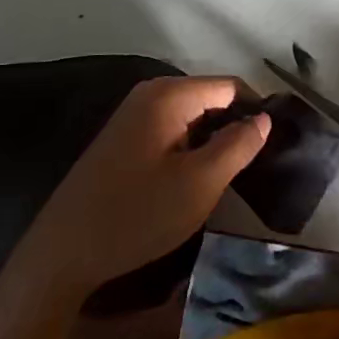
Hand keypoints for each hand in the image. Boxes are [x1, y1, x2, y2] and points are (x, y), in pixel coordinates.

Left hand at [19, 76, 270, 298]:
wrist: (64, 251)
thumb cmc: (137, 215)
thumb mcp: (200, 184)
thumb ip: (238, 145)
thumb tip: (264, 118)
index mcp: (169, 94)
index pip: (230, 87)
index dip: (256, 112)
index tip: (274, 147)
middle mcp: (150, 93)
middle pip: (210, 98)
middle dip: (234, 127)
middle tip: (252, 167)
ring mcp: (133, 114)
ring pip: (192, 116)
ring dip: (212, 141)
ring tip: (229, 176)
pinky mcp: (124, 136)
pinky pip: (171, 129)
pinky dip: (190, 147)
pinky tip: (194, 179)